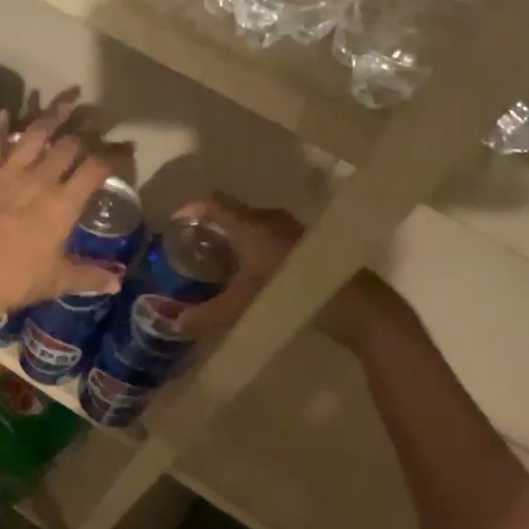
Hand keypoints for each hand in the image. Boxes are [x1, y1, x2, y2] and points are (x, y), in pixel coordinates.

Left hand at [0, 87, 120, 321]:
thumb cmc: (14, 282)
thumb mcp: (57, 281)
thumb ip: (89, 277)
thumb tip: (117, 284)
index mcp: (63, 205)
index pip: (95, 170)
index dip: (114, 156)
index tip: (126, 148)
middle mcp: (39, 181)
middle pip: (68, 146)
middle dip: (86, 134)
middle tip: (96, 125)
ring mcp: (7, 175)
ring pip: (34, 135)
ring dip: (52, 115)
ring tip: (68, 99)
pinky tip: (4, 113)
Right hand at [173, 193, 413, 351]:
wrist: (354, 305)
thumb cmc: (289, 295)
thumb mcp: (241, 308)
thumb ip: (206, 315)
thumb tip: (176, 324)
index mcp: (250, 225)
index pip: (211, 204)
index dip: (189, 211)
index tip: (173, 226)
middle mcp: (269, 220)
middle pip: (231, 215)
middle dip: (209, 230)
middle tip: (190, 251)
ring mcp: (291, 230)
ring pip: (251, 227)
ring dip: (232, 242)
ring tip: (215, 265)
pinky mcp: (306, 245)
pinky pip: (268, 239)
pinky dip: (252, 250)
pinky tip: (247, 274)